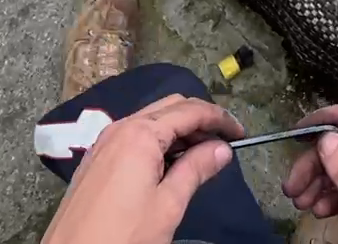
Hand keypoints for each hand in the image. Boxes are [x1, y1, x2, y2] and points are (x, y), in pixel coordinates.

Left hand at [42, 94, 244, 243]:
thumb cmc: (122, 238)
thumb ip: (196, 170)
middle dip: (200, 119)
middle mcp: (122, 126)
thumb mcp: (167, 207)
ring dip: (180, 129)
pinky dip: (159, 140)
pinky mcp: (96, 158)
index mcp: (141, 133)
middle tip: (223, 142)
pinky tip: (170, 163)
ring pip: (152, 119)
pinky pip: (135, 134)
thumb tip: (222, 148)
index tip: (241, 134)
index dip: (220, 118)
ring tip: (202, 154)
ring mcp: (105, 141)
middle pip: (171, 107)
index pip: (190, 111)